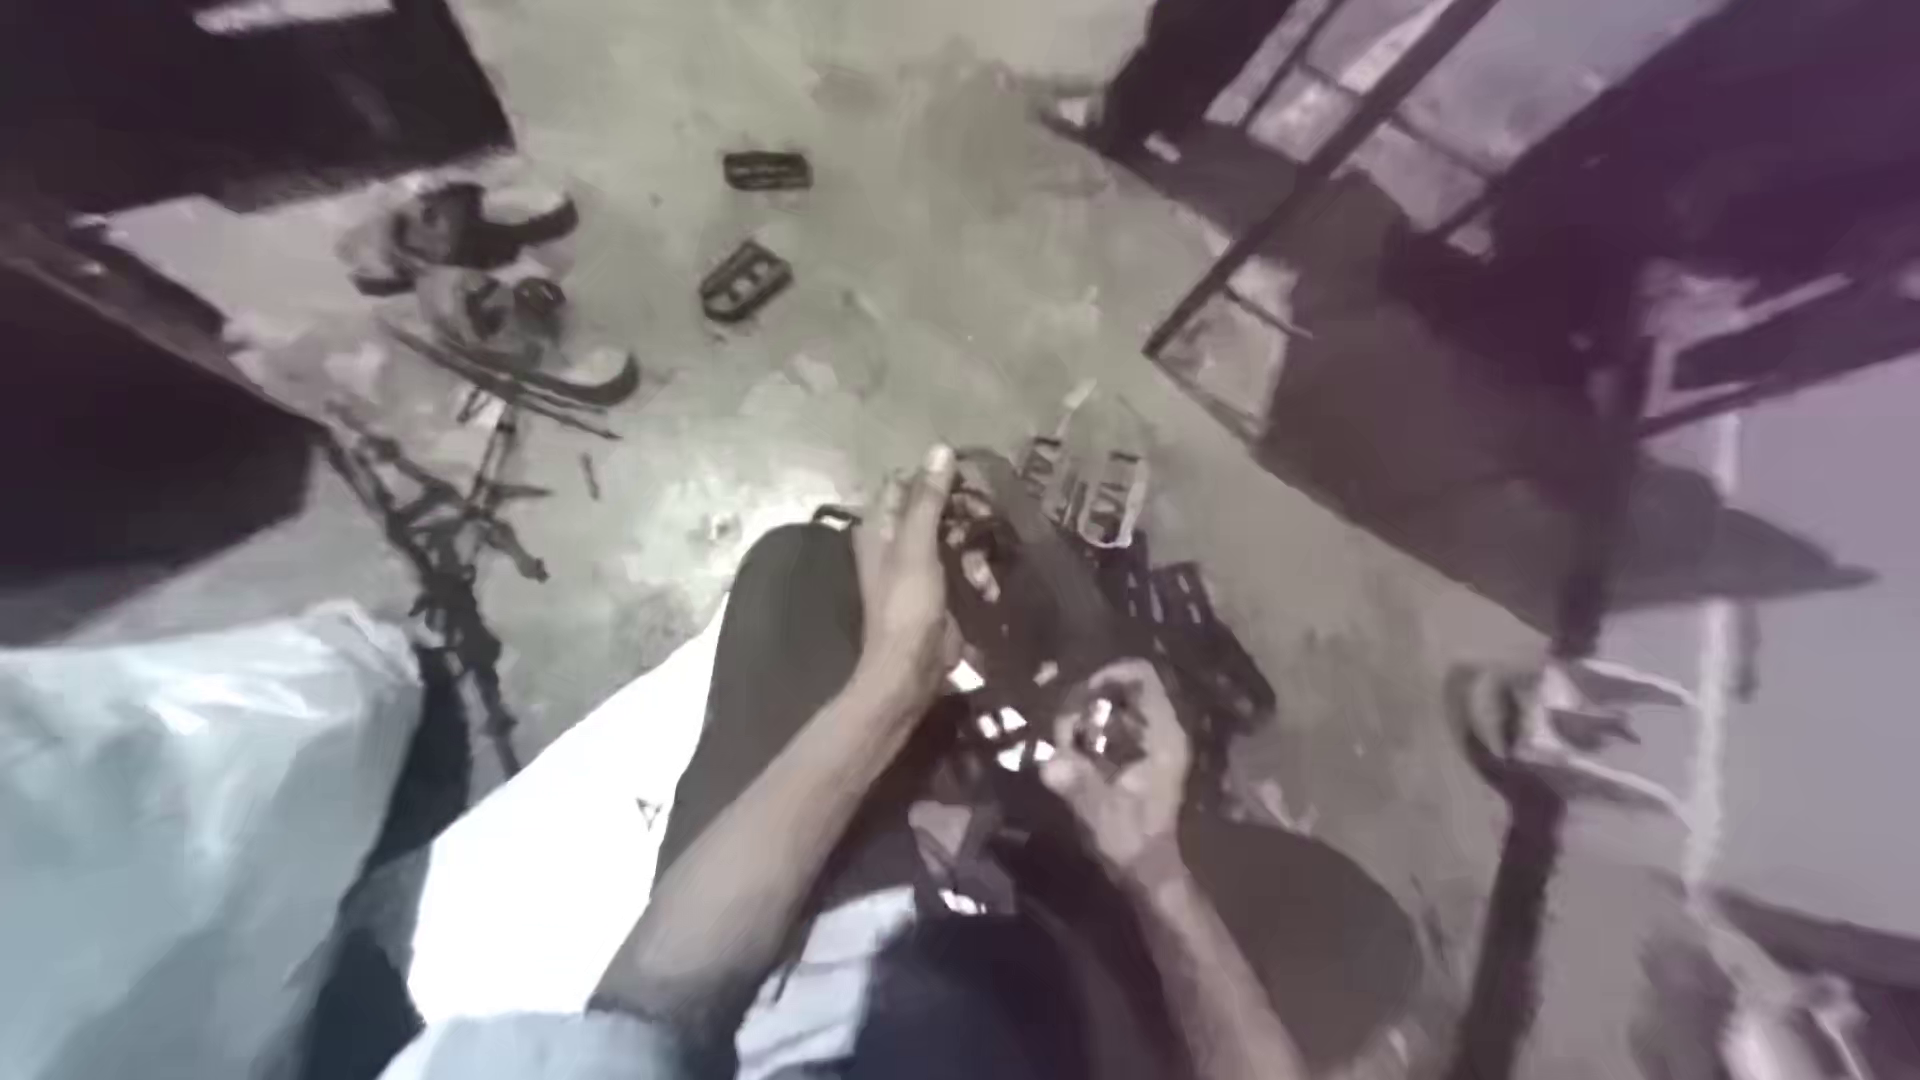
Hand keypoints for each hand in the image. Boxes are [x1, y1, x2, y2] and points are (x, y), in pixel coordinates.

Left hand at [851, 444, 961, 712]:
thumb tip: (940, 448)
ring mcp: (919, 564)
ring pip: (952, 534)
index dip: (935, 476)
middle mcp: (896, 539)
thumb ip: (928, 499)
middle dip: (963, 511)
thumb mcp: (917, 548)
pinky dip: (976, 569)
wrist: (910, 668)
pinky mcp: (939, 585)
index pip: (906, 482)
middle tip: (988, 516)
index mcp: (881, 526)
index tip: (970, 477)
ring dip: (973, 545)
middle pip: (933, 506)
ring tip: (984, 567)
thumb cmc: (907, 606)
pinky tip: (987, 585)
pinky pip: (962, 562)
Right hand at [1042, 659, 1191, 877]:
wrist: (1147, 872)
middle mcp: (1161, 728)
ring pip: (1113, 701)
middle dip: (1088, 698)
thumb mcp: (1101, 813)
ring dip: (1085, 713)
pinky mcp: (1137, 751)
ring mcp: (1151, 738)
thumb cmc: (1132, 841)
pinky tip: (1074, 750)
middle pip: (1122, 684)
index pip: (1142, 676)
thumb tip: (1050, 764)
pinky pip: (1110, 720)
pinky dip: (1089, 726)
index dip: (1109, 674)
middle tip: (1066, 725)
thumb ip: (1078, 785)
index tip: (1080, 696)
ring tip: (1067, 740)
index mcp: (1163, 735)